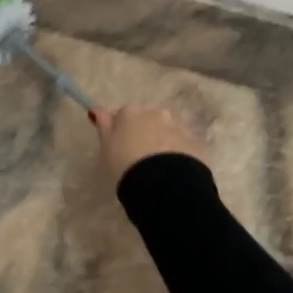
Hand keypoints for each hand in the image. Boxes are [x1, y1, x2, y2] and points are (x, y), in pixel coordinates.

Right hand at [91, 106, 205, 184]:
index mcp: (132, 113)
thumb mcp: (107, 147)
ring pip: (167, 133)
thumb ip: (104, 125)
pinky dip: (178, 155)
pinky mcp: (195, 143)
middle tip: (140, 159)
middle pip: (148, 121)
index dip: (121, 131)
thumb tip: (97, 109)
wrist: (163, 184)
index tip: (120, 148)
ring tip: (159, 169)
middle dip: (145, 134)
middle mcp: (156, 113)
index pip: (123, 115)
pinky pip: (183, 147)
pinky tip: (173, 172)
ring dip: (163, 144)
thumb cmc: (127, 164)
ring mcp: (178, 127)